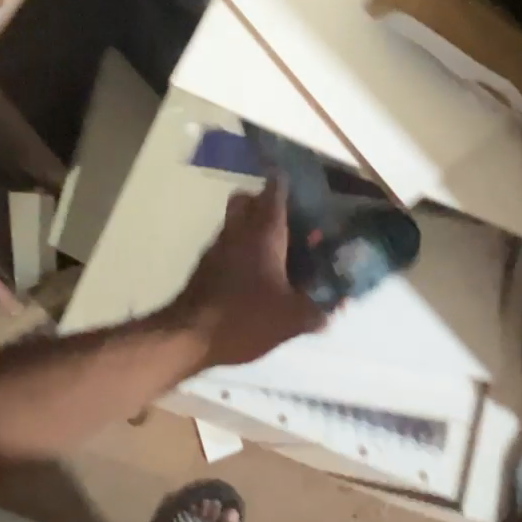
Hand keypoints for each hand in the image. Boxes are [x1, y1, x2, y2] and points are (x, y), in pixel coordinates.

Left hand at [167, 178, 327, 365]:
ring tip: (277, 254)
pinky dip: (240, 250)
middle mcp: (239, 229)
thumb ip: (317, 312)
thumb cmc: (245, 317)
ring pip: (236, 220)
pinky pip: (226, 244)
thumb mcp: (291, 319)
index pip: (276, 190)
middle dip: (267, 204)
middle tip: (289, 223)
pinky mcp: (204, 265)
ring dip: (253, 228)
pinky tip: (254, 276)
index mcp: (264, 232)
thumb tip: (334, 312)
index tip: (306, 193)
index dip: (290, 185)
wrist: (188, 336)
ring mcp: (217, 245)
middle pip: (249, 199)